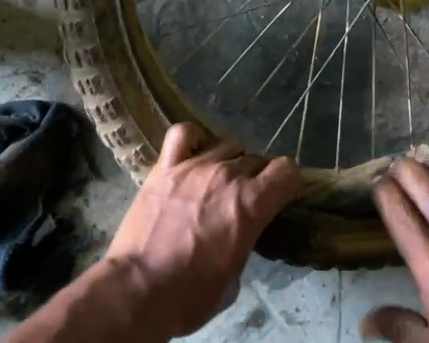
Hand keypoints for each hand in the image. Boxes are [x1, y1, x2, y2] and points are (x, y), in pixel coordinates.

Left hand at [104, 122, 303, 339]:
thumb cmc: (189, 295)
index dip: (290, 182)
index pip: (287, 170)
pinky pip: (184, 134)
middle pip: (255, 160)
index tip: (284, 195)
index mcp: (250, 204)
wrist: (138, 290)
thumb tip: (239, 231)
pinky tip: (195, 153)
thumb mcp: (233, 278)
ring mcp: (194, 166)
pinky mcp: (165, 167)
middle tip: (246, 200)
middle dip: (257, 178)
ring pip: (226, 146)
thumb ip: (244, 241)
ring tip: (219, 182)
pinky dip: (195, 139)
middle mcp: (227, 176)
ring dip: (230, 162)